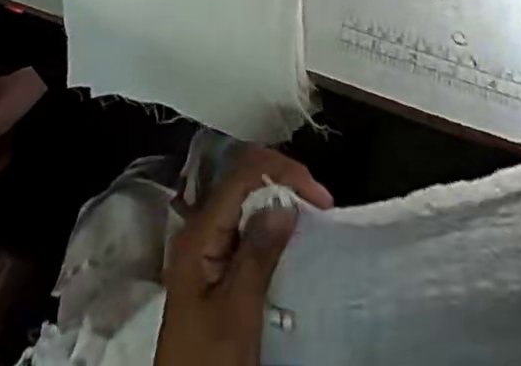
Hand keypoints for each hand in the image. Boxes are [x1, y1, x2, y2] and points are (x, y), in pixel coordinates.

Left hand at [156, 148, 331, 365]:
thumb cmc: (209, 358)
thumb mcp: (237, 310)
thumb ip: (258, 253)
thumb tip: (285, 201)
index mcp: (199, 232)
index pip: (242, 175)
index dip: (283, 173)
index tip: (321, 198)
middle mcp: (200, 230)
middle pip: (244, 182)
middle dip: (284, 182)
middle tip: (320, 205)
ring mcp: (207, 247)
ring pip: (246, 202)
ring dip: (280, 200)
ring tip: (312, 217)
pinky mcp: (216, 265)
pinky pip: (246, 228)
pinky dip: (272, 224)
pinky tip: (291, 237)